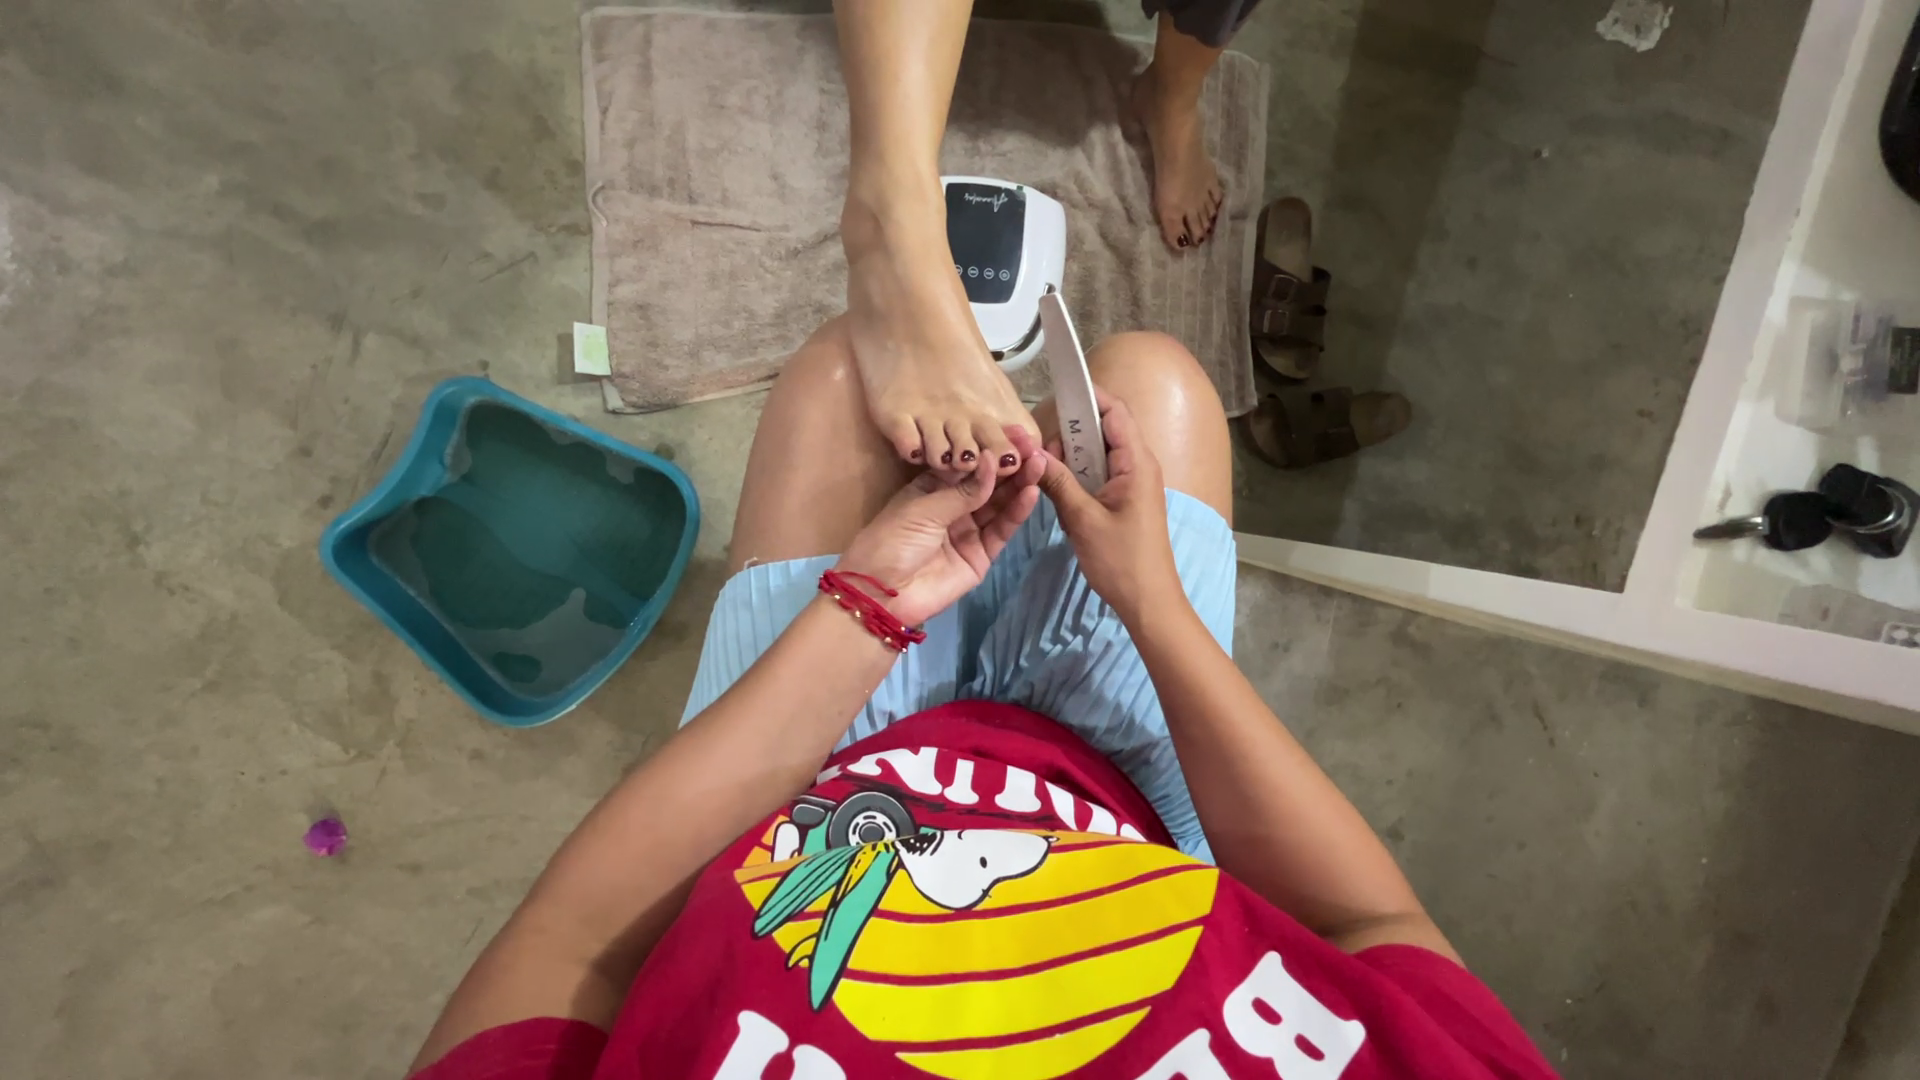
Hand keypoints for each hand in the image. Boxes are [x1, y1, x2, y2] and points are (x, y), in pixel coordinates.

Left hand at [836, 428, 1045, 626]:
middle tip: (1035, 446)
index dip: (991, 449)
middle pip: (988, 483)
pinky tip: (1030, 493)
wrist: (881, 594)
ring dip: (1019, 484)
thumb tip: (993, 460)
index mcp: (932, 488)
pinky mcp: (981, 555)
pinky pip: (1001, 530)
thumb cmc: (892, 541)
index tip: (1016, 433)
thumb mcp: (924, 508)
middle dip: (1011, 464)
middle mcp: (953, 506)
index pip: (968, 464)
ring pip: (999, 504)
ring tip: (1039, 465)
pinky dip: (1016, 512)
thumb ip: (963, 490)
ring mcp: (969, 531)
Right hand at [1036, 388, 1183, 622]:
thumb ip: (1056, 481)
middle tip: (1041, 450)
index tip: (1055, 395)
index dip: (1087, 396)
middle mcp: (1137, 465)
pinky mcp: (1123, 500)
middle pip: (1103, 428)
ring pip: (1097, 453)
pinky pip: (1097, 474)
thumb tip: (1029, 452)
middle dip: (1070, 431)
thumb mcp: (1082, 519)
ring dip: (1070, 456)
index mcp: (1136, 462)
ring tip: (1045, 471)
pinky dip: (1077, 475)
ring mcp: (1131, 483)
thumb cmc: (1121, 560)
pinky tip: (1057, 490)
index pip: (1114, 410)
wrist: (1148, 601)